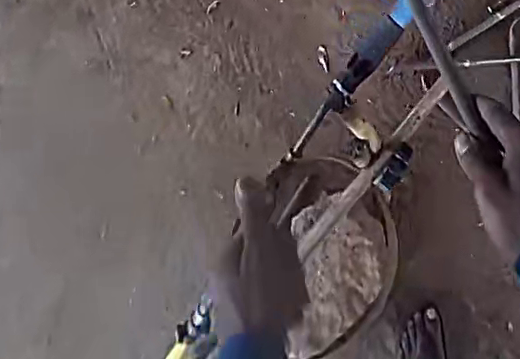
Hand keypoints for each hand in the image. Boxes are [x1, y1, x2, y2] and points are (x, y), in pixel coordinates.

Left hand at [212, 176, 308, 341]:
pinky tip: (290, 312)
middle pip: (263, 252)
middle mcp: (226, 274)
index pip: (254, 229)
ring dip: (288, 283)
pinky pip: (271, 299)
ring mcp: (236, 298)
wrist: (259, 353)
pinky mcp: (249, 319)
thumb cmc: (260, 299)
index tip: (287, 244)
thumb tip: (243, 179)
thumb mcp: (259, 250)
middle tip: (292, 275)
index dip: (275, 233)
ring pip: (270, 276)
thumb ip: (253, 216)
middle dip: (284, 261)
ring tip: (293, 298)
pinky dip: (284, 302)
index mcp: (226, 255)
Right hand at [454, 95, 519, 262]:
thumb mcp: (487, 190)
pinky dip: (501, 155)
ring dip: (489, 142)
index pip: (491, 109)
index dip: (468, 103)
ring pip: (509, 140)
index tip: (449, 100)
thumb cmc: (517, 222)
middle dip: (478, 124)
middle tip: (454, 128)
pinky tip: (487, 168)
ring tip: (468, 151)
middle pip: (501, 123)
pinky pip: (518, 155)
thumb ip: (472, 159)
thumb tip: (462, 138)